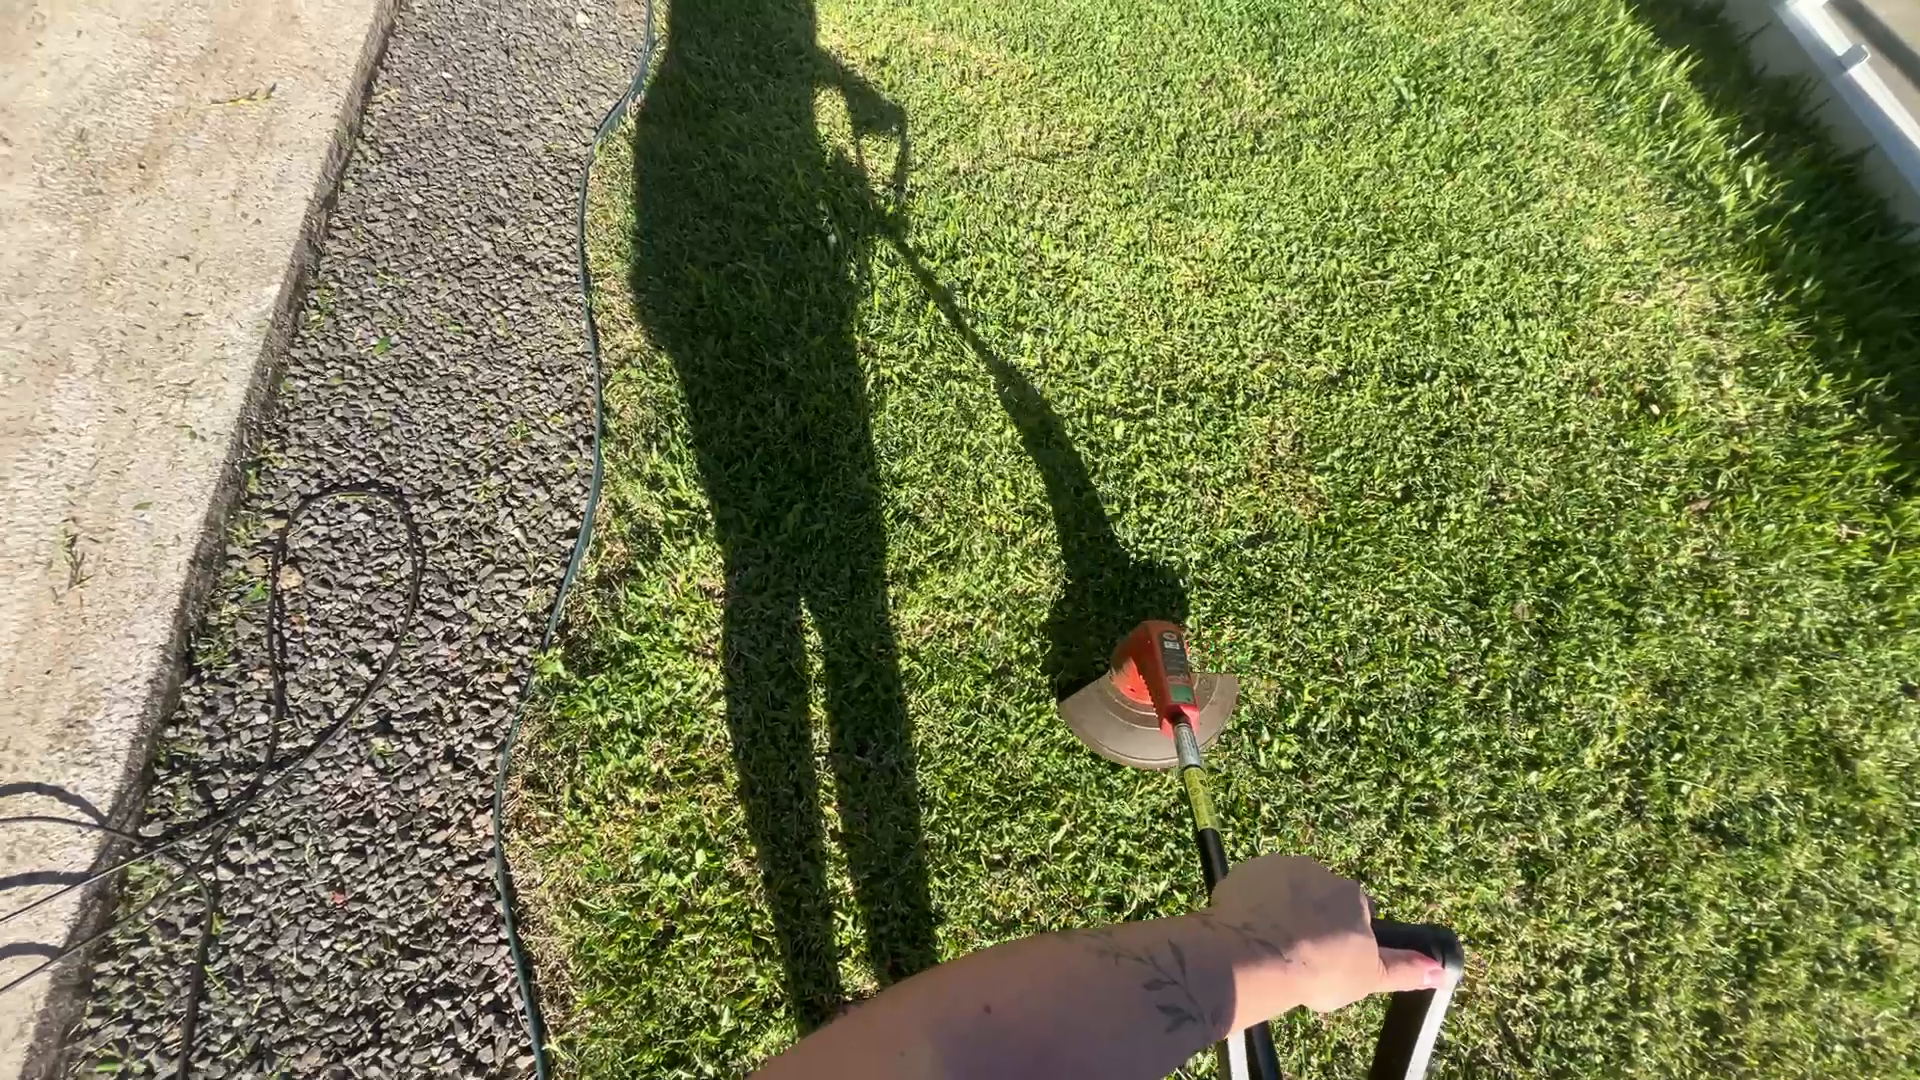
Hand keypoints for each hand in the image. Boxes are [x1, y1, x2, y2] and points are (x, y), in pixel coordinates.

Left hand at [1208, 855, 1442, 1013]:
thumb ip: (1405, 969)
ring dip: (1283, 905)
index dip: (1345, 931)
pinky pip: (1255, 885)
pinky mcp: (1246, 870)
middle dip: (1314, 914)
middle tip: (1304, 948)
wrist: (1257, 954)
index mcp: (1349, 893)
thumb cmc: (1319, 968)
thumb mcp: (1370, 976)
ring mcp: (1277, 866)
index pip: (1354, 908)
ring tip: (1276, 940)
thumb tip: (1442, 970)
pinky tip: (1252, 926)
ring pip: (1285, 887)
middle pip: (1318, 893)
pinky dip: (1255, 901)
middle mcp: (1315, 870)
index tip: (1333, 952)